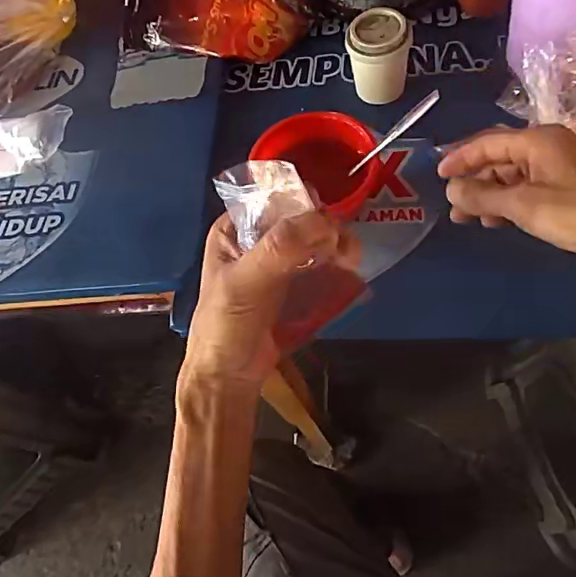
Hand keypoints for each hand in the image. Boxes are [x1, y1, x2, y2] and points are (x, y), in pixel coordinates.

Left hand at [185, 211, 343, 391]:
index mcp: (232, 229)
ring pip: (314, 239)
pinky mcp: (296, 285)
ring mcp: (278, 262)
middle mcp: (255, 239)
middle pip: (299, 217)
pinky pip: (321, 264)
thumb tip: (324, 219)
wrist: (229, 377)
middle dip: (324, 225)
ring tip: (350, 258)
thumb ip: (280, 247)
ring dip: (336, 243)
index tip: (326, 216)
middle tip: (340, 244)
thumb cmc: (225, 325)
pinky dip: (338, 262)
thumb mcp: (246, 281)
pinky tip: (350, 269)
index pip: (270, 199)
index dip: (300, 201)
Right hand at [437, 125, 575, 280]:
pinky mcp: (573, 188)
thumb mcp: (524, 206)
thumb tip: (451, 189)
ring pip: (514, 175)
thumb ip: (482, 196)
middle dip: (474, 179)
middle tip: (453, 203)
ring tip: (470, 218)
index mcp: (539, 140)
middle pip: (500, 157)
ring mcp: (563, 167)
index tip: (438, 176)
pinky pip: (530, 188)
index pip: (487, 142)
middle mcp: (550, 146)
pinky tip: (499, 220)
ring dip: (490, 194)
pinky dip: (510, 201)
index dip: (459, 157)